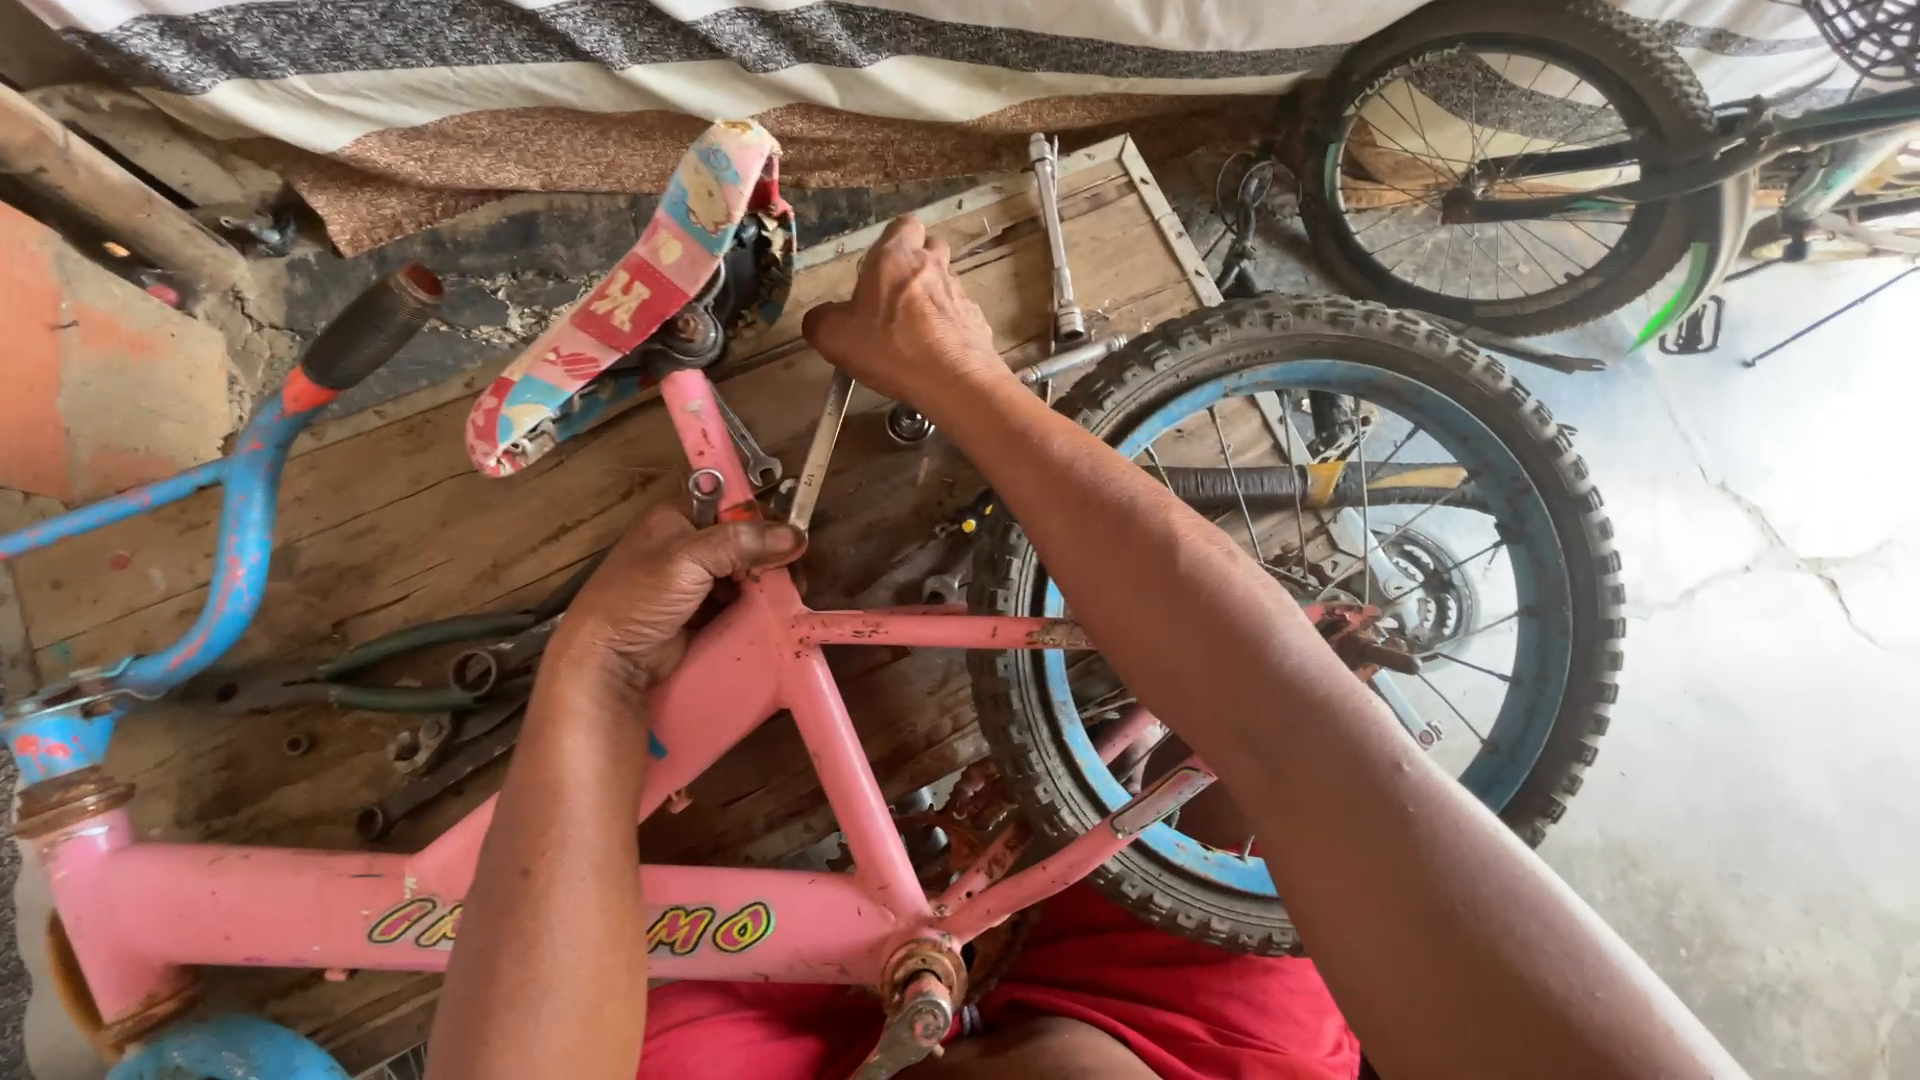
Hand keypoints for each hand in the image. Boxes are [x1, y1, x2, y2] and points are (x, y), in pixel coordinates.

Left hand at [543, 500, 803, 701]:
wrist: (608, 659)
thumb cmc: (639, 597)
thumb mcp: (688, 559)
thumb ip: (742, 542)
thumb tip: (796, 535)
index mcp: (678, 515)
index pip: (731, 503)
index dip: (761, 518)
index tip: (789, 539)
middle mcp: (689, 542)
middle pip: (744, 539)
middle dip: (770, 555)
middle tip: (794, 575)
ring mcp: (696, 579)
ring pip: (746, 571)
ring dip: (767, 582)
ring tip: (790, 596)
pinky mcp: (703, 610)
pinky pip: (740, 600)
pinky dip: (757, 605)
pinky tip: (774, 612)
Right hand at [802, 215, 1008, 411]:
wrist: (953, 380)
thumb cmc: (890, 349)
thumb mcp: (834, 337)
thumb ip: (821, 321)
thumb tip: (822, 319)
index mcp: (894, 257)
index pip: (902, 225)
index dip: (893, 242)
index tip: (879, 269)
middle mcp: (931, 266)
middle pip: (930, 248)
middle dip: (916, 266)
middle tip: (897, 298)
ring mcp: (959, 292)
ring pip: (946, 282)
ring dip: (932, 298)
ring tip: (916, 331)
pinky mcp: (976, 319)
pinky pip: (959, 314)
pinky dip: (948, 326)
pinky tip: (936, 352)